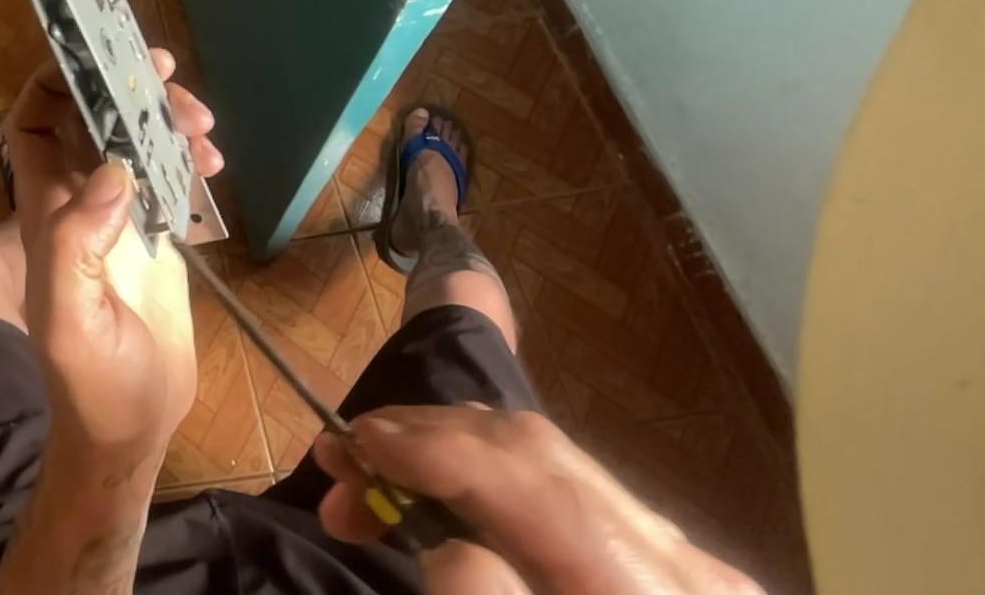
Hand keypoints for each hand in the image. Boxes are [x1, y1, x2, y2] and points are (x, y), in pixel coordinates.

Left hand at [5, 48, 222, 461]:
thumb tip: (111, 170)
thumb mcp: (73, 320)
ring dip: (165, 120)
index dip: (52, 83)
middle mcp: (77, 203)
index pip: (32, 125)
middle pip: (90, 120)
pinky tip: (213, 165)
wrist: (133, 426)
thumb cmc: (95, 384)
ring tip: (205, 129)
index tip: (97, 57)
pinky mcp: (154, 234)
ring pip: (133, 141)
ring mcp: (118, 216)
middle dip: (124, 90)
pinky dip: (187, 157)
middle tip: (173, 82)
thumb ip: (78, 245)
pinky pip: (167, 174)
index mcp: (46, 212)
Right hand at [314, 406, 763, 594]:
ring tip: (371, 472)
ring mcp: (671, 548)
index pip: (531, 486)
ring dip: (435, 443)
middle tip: (339, 463)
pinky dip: (472, 462)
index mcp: (644, 592)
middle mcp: (675, 558)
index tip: (349, 442)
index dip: (434, 450)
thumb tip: (444, 550)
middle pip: (528, 448)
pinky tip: (432, 485)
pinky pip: (546, 473)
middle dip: (417, 435)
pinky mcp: (652, 550)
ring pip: (534, 449)